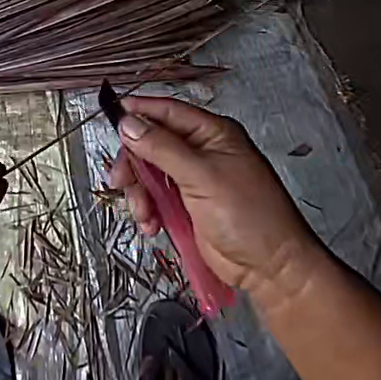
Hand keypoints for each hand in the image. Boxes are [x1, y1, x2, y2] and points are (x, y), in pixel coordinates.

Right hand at [106, 96, 325, 306]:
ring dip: (140, 193)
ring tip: (144, 213)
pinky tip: (152, 225)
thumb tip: (129, 123)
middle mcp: (201, 151)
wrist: (269, 267)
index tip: (111, 115)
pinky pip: (155, 199)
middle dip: (134, 162)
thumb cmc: (248, 214)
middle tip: (120, 180)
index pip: (169, 112)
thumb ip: (162, 148)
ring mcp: (193, 180)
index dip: (139, 112)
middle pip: (153, 143)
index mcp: (212, 133)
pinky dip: (148, 210)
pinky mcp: (186, 206)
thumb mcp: (202, 176)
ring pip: (149, 173)